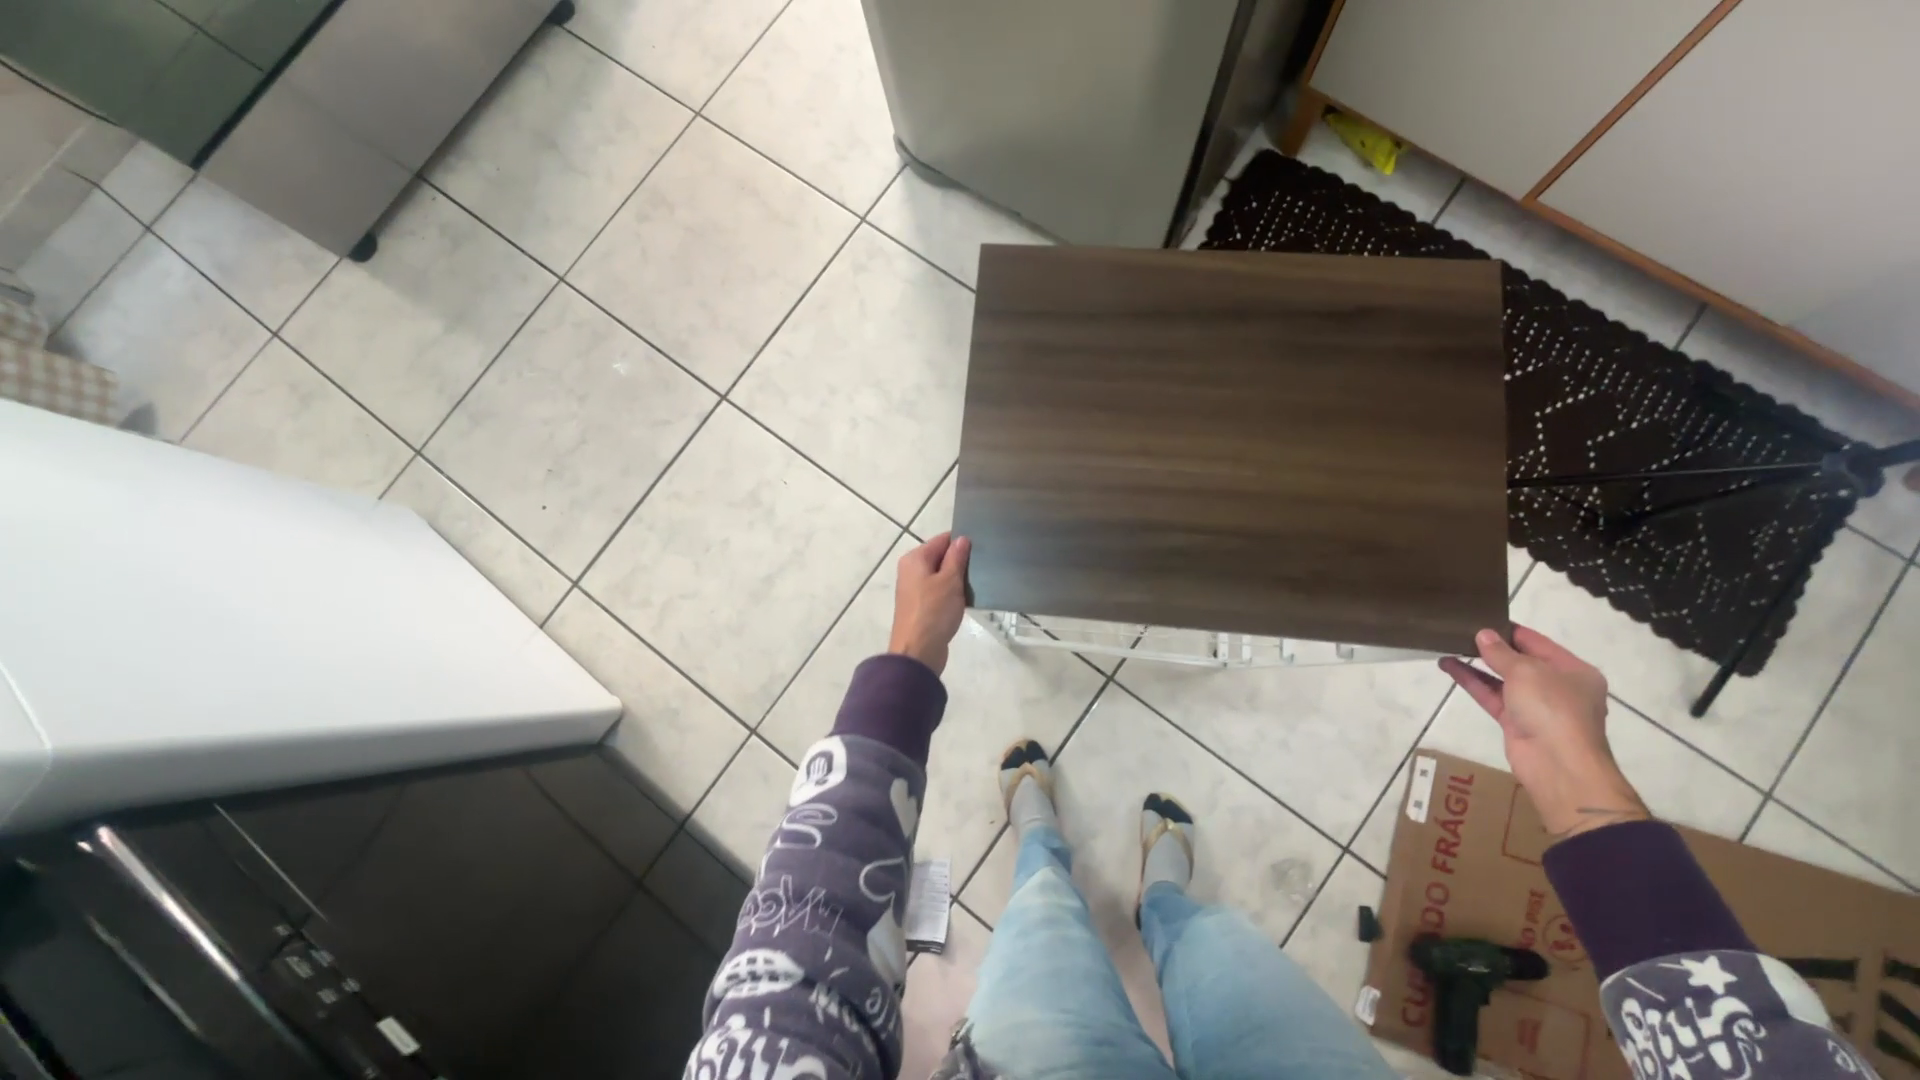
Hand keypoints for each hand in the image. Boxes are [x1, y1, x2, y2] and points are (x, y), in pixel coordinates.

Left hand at [888, 532, 970, 674]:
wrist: (918, 651)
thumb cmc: (934, 611)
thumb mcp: (949, 581)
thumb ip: (956, 557)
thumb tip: (961, 538)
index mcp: (915, 559)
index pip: (942, 540)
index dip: (961, 542)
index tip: (983, 547)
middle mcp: (911, 571)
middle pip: (940, 557)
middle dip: (961, 561)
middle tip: (985, 565)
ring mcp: (915, 590)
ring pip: (941, 576)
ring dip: (958, 579)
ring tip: (981, 580)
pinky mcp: (922, 607)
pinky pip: (940, 593)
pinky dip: (953, 594)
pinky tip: (968, 599)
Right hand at [1439, 625, 1648, 840]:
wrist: (1558, 765)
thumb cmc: (1553, 709)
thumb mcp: (1527, 671)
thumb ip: (1502, 653)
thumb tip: (1483, 635)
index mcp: (1574, 671)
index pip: (1538, 643)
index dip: (1510, 630)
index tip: (1482, 618)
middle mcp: (1558, 687)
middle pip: (1520, 661)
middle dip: (1492, 648)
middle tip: (1461, 631)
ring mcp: (1536, 707)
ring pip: (1502, 679)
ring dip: (1477, 664)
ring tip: (1449, 646)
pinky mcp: (1516, 723)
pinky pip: (1492, 696)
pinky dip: (1473, 682)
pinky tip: (1450, 667)